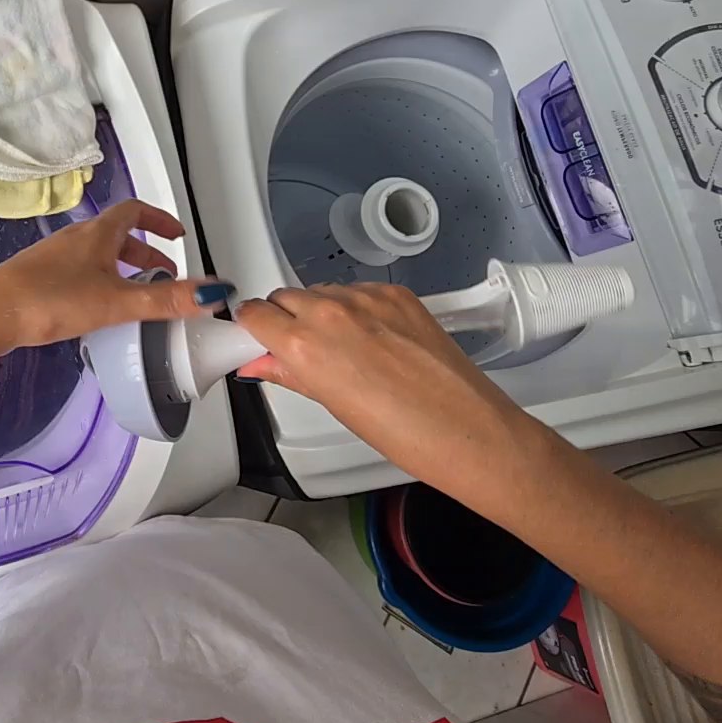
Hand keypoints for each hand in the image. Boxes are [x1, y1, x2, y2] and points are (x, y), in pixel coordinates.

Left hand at [0, 199, 230, 377]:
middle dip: (146, 252)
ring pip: (98, 254)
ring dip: (122, 268)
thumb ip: (165, 300)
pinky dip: (100, 280)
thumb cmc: (54, 299)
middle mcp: (76, 237)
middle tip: (165, 275)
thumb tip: (215, 293)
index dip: (160, 220)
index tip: (178, 235)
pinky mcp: (38, 275)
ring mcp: (54, 255)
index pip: (135, 211)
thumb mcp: (117, 302)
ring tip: (136, 294)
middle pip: (118, 235)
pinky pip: (80, 269)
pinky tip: (97, 308)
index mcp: (98, 233)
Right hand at [234, 283, 543, 496]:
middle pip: (284, 296)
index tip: (258, 337)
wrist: (468, 432)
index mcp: (303, 344)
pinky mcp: (396, 293)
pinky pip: (357, 290)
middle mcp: (329, 312)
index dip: (253, 326)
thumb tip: (258, 363)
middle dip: (283, 316)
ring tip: (344, 345)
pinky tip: (373, 337)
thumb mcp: (331, 404)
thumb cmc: (399, 432)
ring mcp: (366, 298)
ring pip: (321, 291)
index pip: (254, 313)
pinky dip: (355, 306)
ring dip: (319, 310)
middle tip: (300, 346)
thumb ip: (288, 373)